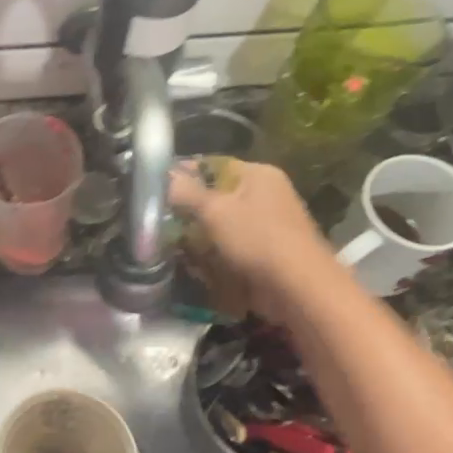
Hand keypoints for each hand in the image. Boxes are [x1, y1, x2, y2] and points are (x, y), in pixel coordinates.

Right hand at [169, 158, 342, 314]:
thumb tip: (162, 176)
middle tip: (158, 219)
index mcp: (257, 174)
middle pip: (216, 194)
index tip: (153, 189)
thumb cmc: (257, 239)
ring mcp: (268, 223)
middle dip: (188, 208)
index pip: (211, 164)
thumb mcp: (215, 211)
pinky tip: (192, 261)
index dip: (181, 174)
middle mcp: (265, 193)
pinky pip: (231, 243)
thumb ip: (186, 192)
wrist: (299, 288)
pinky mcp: (265, 250)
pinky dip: (213, 250)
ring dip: (198, 232)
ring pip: (221, 221)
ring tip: (169, 242)